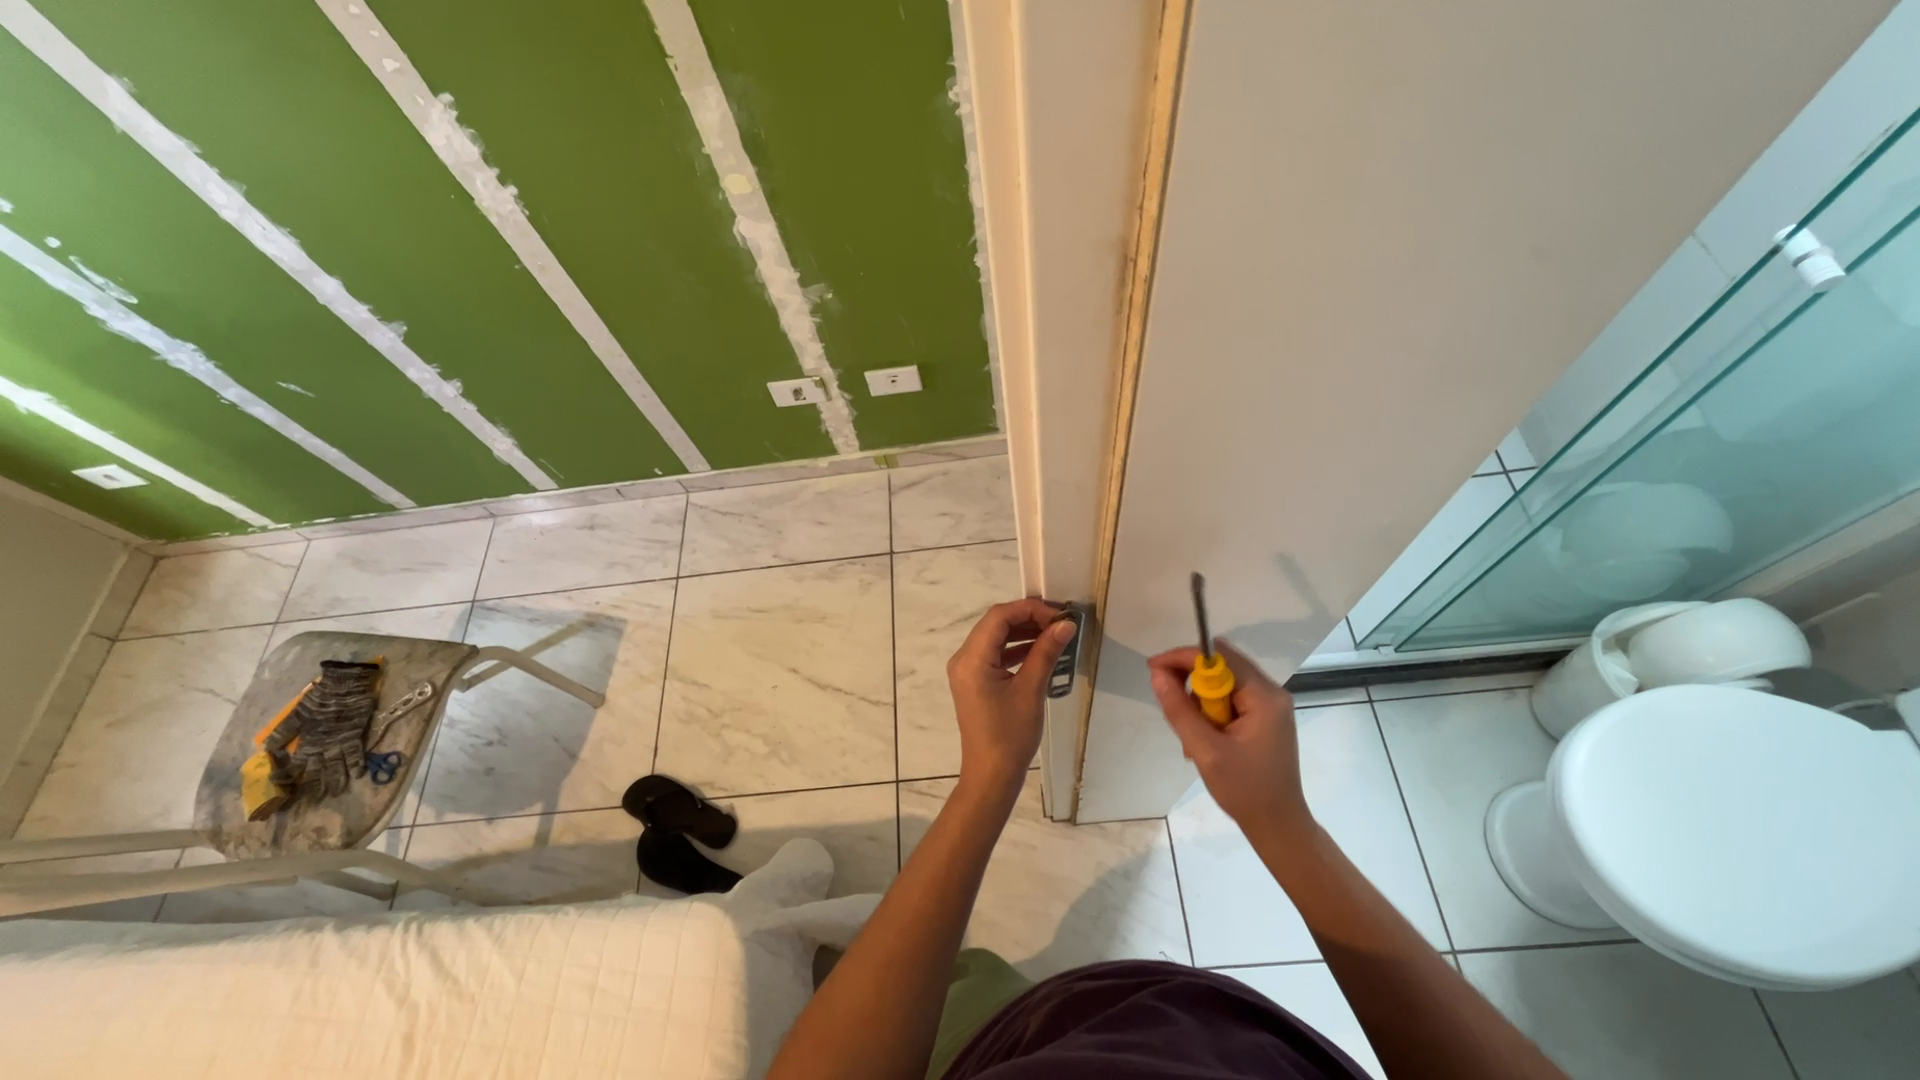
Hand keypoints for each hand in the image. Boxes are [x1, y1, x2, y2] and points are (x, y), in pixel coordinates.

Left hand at [947, 599, 1075, 790]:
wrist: (992, 775)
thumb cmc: (1010, 735)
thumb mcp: (1031, 690)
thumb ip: (1046, 652)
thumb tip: (1065, 624)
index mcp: (971, 659)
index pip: (999, 617)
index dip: (1030, 609)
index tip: (1059, 615)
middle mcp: (963, 659)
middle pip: (996, 624)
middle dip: (1028, 618)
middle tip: (1060, 623)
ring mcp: (967, 671)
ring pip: (996, 638)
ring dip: (1024, 633)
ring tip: (1056, 634)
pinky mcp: (975, 682)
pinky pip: (995, 655)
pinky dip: (1017, 650)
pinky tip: (1042, 652)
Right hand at [1148, 641, 1312, 834]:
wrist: (1278, 824)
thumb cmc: (1244, 790)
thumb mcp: (1205, 750)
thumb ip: (1179, 710)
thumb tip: (1157, 675)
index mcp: (1264, 697)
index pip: (1219, 658)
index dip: (1183, 658)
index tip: (1154, 669)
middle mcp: (1271, 693)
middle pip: (1223, 666)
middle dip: (1190, 679)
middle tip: (1167, 700)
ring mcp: (1271, 706)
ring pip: (1224, 683)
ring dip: (1199, 700)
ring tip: (1190, 733)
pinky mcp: (1266, 719)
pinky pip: (1232, 699)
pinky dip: (1211, 711)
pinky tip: (1203, 737)